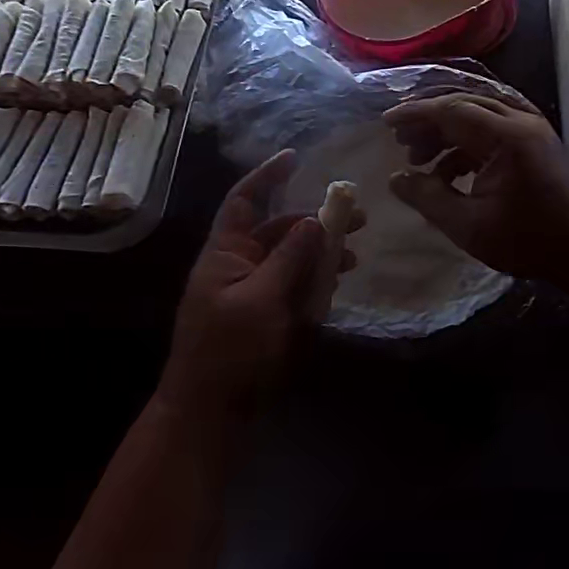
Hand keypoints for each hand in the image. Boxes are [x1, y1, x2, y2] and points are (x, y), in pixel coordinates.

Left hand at [162, 149, 361, 420]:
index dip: (266, 175)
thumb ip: (289, 259)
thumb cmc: (229, 351)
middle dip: (314, 224)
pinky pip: (293, 291)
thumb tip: (315, 220)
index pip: (244, 200)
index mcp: (226, 252)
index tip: (295, 157)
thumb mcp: (261, 300)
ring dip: (320, 256)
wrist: (210, 411)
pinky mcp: (266, 319)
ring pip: (291, 262)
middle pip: (278, 231)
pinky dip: (314, 285)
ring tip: (353, 261)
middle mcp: (238, 265)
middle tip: (358, 223)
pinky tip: (336, 288)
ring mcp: (253, 293)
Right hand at [383, 93, 568, 281]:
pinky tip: (447, 173)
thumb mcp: (468, 225)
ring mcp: (532, 132)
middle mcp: (521, 123)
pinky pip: (491, 131)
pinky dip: (464, 145)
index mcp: (506, 136)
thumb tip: (395, 178)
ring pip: (477, 117)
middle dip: (428, 121)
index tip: (386, 122)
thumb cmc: (529, 240)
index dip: (415, 114)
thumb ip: (427, 197)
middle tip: (400, 141)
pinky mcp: (535, 146)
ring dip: (445, 133)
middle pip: (464, 105)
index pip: (451, 110)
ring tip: (419, 159)